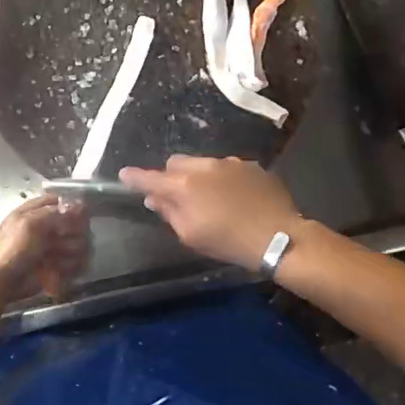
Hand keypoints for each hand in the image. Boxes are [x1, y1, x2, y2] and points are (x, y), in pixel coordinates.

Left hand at [0, 194, 89, 301]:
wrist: (3, 281)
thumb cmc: (14, 249)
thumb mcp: (29, 224)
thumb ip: (52, 213)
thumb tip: (77, 205)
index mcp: (32, 213)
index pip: (56, 201)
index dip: (70, 206)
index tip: (80, 214)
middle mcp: (43, 228)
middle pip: (72, 223)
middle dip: (72, 234)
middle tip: (62, 241)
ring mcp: (50, 247)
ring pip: (76, 244)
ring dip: (69, 253)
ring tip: (55, 260)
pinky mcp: (55, 265)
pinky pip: (73, 263)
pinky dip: (67, 268)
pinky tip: (57, 272)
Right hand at [119, 155, 302, 269]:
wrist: (280, 237)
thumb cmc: (229, 242)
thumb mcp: (190, 235)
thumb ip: (169, 213)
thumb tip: (155, 198)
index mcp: (183, 186)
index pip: (149, 178)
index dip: (134, 177)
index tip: (124, 175)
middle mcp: (203, 167)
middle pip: (175, 163)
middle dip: (171, 176)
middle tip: (178, 196)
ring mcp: (229, 163)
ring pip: (201, 163)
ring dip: (198, 176)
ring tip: (210, 197)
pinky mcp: (251, 166)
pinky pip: (226, 167)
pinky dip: (222, 178)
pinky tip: (233, 197)